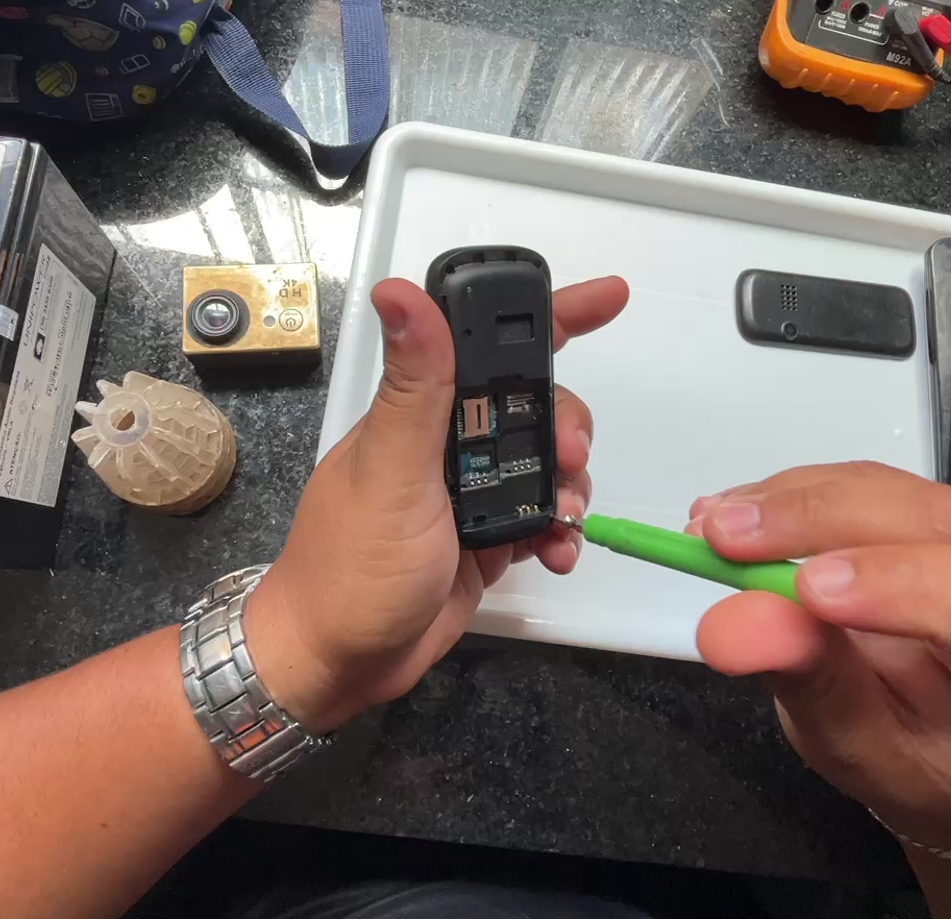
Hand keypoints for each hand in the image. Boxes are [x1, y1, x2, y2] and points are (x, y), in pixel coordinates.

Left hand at [245, 275, 629, 732]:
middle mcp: (447, 442)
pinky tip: (558, 551)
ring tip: (566, 516)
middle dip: (568, 423)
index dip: (548, 316)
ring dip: (571, 482)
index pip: (485, 344)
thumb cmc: (355, 565)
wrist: (342, 661)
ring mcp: (468, 490)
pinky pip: (541, 516)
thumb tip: (398, 290)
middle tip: (574, 456)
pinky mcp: (486, 536)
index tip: (608, 298)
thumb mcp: (390, 471)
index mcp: (420, 412)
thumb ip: (412, 386)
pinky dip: (560, 530)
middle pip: (534, 404)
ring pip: (545, 461)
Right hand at [688, 462, 950, 848]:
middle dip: (820, 521)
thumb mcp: (860, 749)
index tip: (805, 592)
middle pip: (940, 526)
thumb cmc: (920, 764)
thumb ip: (808, 683)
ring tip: (712, 530)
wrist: (939, 744)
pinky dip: (785, 494)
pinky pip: (856, 482)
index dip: (911, 588)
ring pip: (891, 489)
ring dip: (789, 500)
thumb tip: (731, 625)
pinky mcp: (921, 515)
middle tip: (724, 539)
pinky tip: (733, 513)